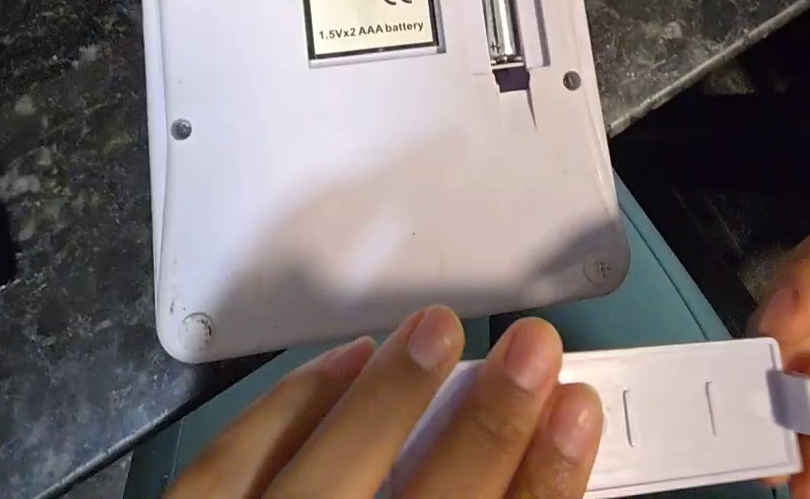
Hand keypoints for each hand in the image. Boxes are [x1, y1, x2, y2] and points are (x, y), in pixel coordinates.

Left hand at [167, 305, 603, 498]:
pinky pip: (232, 462)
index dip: (544, 486)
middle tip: (532, 346)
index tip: (577, 412)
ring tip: (438, 328)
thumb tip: (527, 488)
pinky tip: (344, 358)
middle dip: (485, 427)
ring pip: (321, 474)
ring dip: (384, 397)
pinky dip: (292, 402)